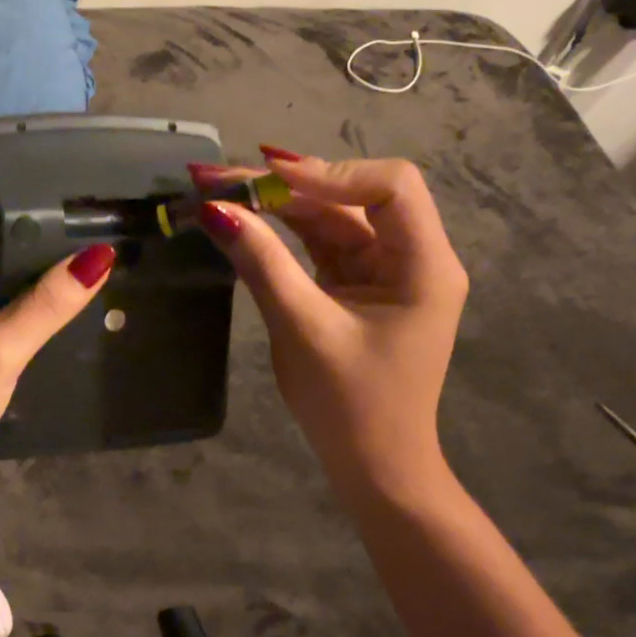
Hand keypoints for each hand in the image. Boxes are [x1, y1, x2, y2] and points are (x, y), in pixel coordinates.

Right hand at [191, 149, 467, 491]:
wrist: (372, 464)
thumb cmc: (349, 402)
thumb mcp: (301, 326)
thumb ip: (260, 261)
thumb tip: (212, 208)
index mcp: (423, 265)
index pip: (391, 186)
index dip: (328, 172)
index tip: (265, 176)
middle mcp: (410, 256)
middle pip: (350, 195)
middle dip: (284, 184)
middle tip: (214, 179)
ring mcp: (382, 270)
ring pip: (328, 214)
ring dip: (275, 202)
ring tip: (215, 192)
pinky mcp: (355, 283)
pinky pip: (317, 241)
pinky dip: (280, 228)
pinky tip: (240, 217)